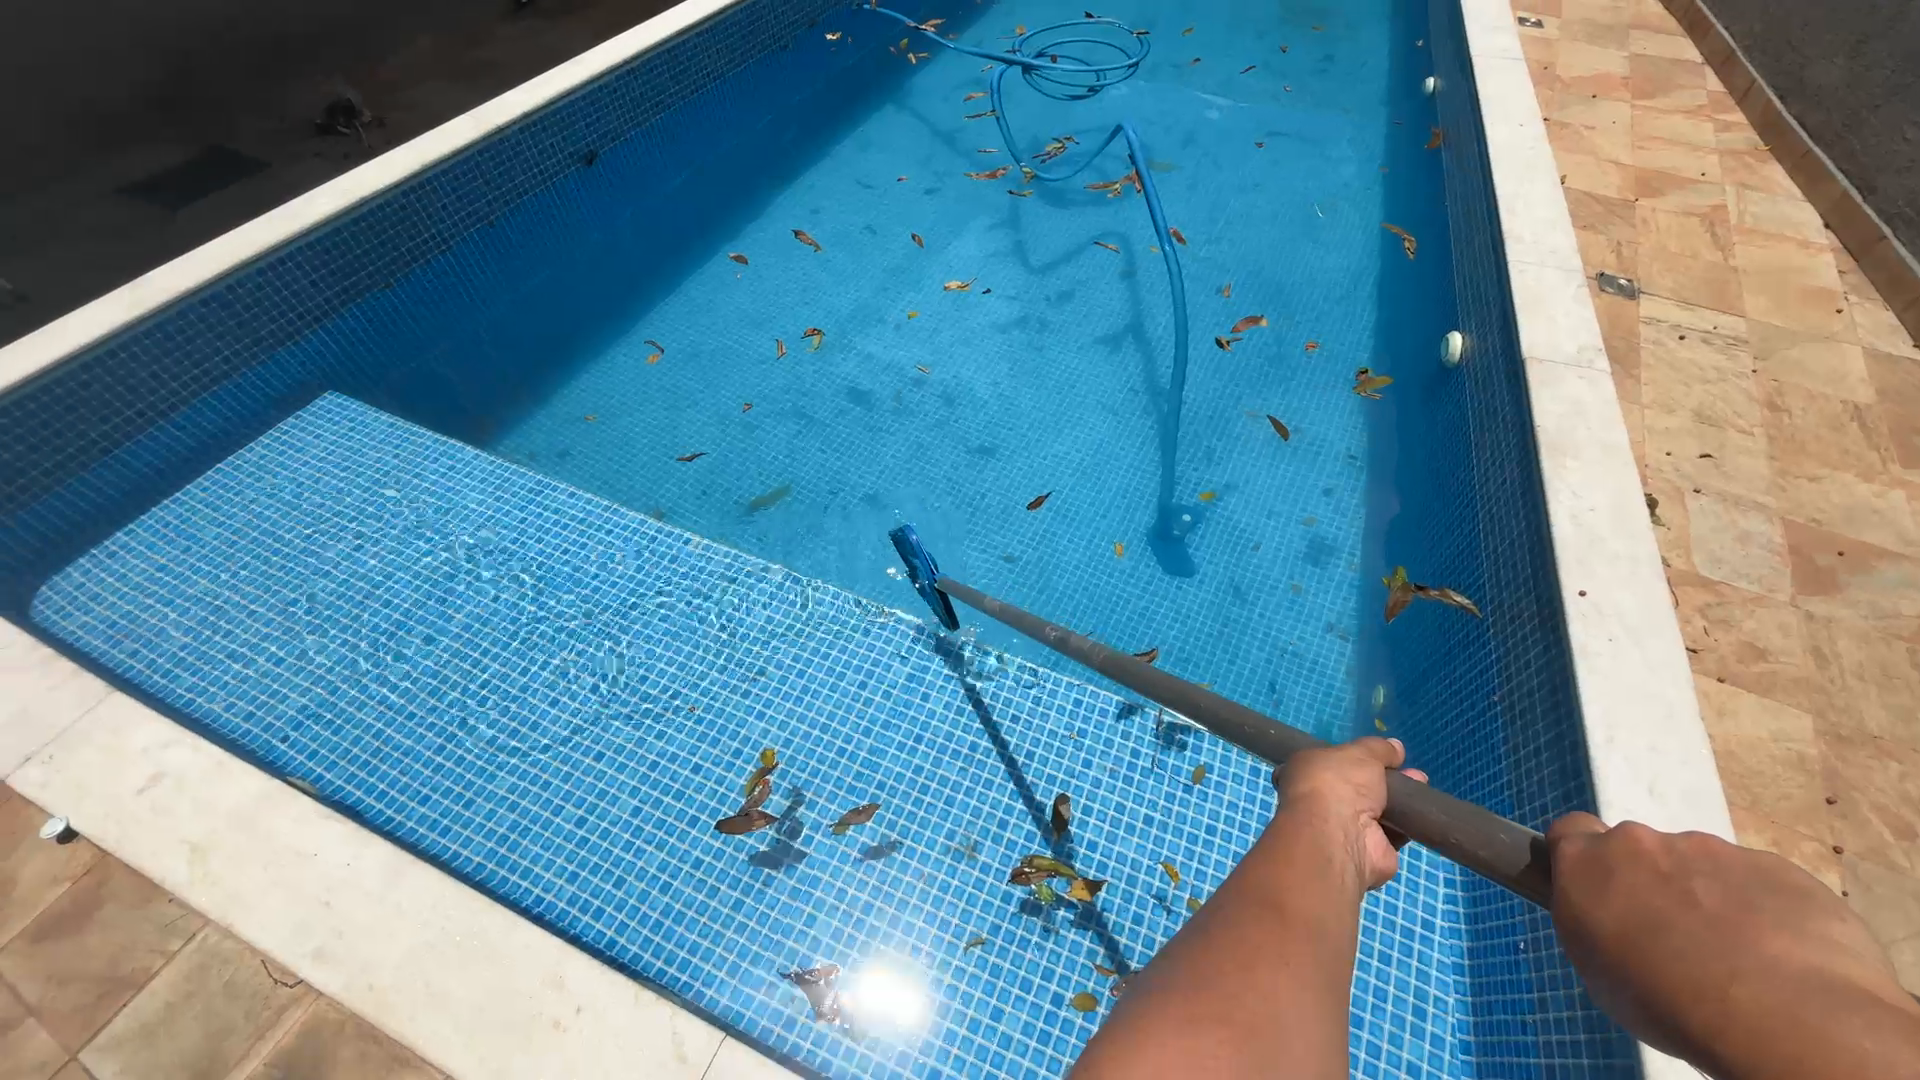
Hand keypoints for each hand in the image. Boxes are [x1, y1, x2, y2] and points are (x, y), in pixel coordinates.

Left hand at [1274, 737, 1427, 891]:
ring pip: (1376, 809)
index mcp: (1304, 772)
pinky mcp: (1368, 849)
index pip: (1326, 763)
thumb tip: (1395, 747)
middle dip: (1384, 777)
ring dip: (1399, 798)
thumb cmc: (1338, 782)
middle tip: (1410, 771)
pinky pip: (1391, 833)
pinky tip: (1422, 810)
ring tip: (1420, 783)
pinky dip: (1406, 823)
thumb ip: (1377, 749)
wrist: (1342, 834)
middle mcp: (1319, 800)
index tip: (1377, 756)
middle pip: (1356, 786)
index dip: (1351, 759)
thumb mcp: (1359, 753)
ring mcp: (1343, 826)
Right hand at [1548, 813, 1919, 1078]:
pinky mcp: (1777, 868)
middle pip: (1639, 851)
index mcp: (1586, 862)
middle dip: (1653, 883)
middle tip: (1676, 940)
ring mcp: (1711, 850)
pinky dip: (1766, 911)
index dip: (1585, 860)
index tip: (1603, 894)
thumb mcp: (1598, 972)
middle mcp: (1640, 842)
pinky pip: (1761, 884)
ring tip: (1741, 958)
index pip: (1569, 832)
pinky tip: (1785, 957)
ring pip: (1701, 867)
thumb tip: (1620, 921)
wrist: (1786, 1017)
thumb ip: (1597, 924)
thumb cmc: (1666, 1001)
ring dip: (1710, 898)